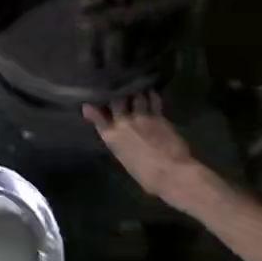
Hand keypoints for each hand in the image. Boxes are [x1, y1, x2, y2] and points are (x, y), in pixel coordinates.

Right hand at [83, 93, 215, 211]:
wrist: (171, 173)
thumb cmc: (146, 176)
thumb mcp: (125, 160)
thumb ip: (118, 143)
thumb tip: (115, 135)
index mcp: (111, 137)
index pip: (96, 116)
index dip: (92, 107)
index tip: (90, 101)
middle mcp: (123, 122)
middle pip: (116, 99)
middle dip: (116, 92)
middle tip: (117, 85)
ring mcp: (141, 116)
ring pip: (136, 95)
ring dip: (136, 90)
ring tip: (136, 84)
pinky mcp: (158, 115)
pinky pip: (153, 100)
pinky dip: (152, 95)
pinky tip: (151, 91)